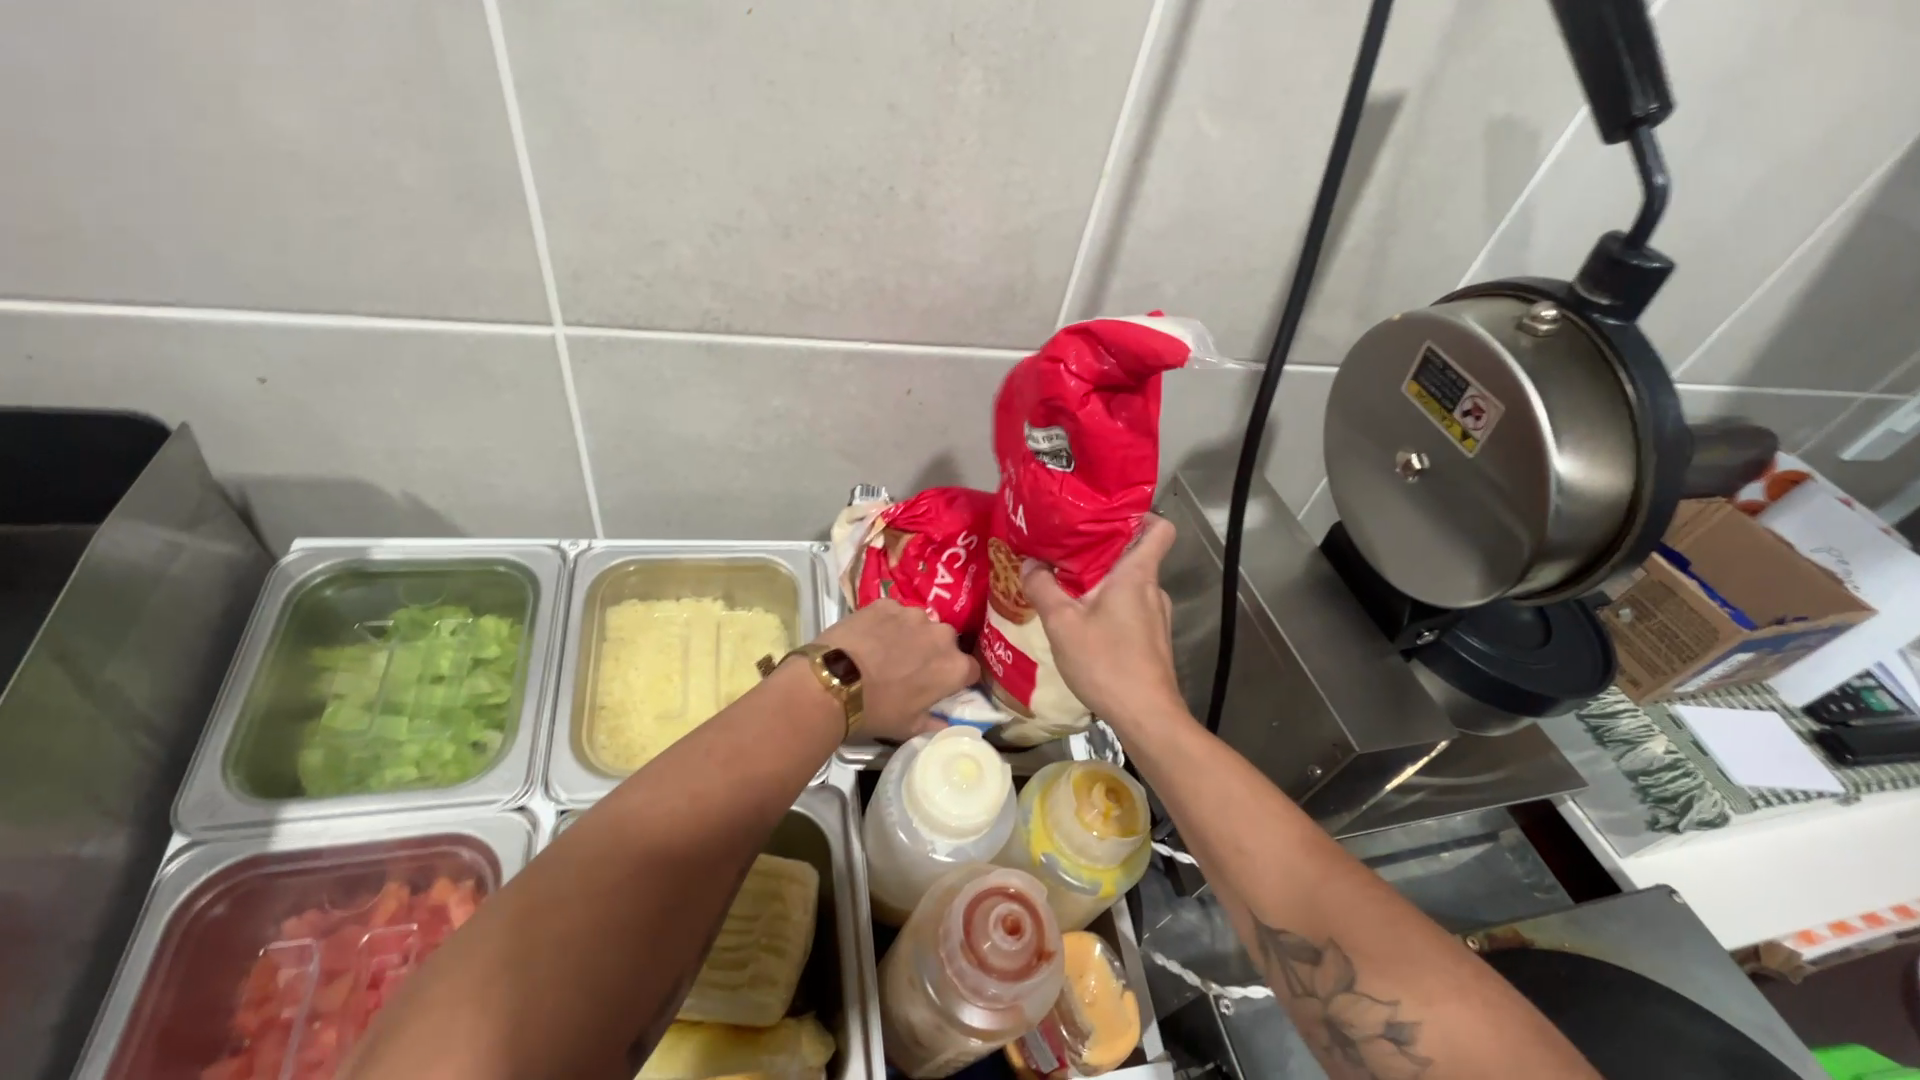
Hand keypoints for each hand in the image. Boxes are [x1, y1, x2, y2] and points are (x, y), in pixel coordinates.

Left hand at [815, 599, 980, 741]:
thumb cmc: (876, 710)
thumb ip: (934, 723)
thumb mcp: (908, 727)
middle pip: (946, 643)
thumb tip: (946, 725)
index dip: (957, 679)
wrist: (832, 683)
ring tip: (886, 651)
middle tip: (910, 669)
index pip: (971, 670)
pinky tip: (869, 638)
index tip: (941, 686)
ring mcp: (913, 615)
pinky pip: (894, 613)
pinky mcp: (887, 603)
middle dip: (933, 653)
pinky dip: (886, 623)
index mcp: (954, 667)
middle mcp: (942, 635)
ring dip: (910, 636)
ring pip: (920, 624)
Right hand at [1021, 515, 1189, 733]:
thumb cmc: (1106, 662)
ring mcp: (1156, 616)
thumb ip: (1043, 588)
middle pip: (1134, 555)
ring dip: (1101, 584)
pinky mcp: (1153, 640)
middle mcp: (1152, 589)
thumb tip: (1030, 562)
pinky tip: (1082, 624)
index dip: (1138, 516)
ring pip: (1129, 585)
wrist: (1145, 715)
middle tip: (1064, 552)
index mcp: (1137, 574)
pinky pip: (1130, 609)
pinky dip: (1108, 609)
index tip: (1103, 518)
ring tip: (1066, 588)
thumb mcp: (1062, 623)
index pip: (1159, 527)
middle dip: (1101, 552)